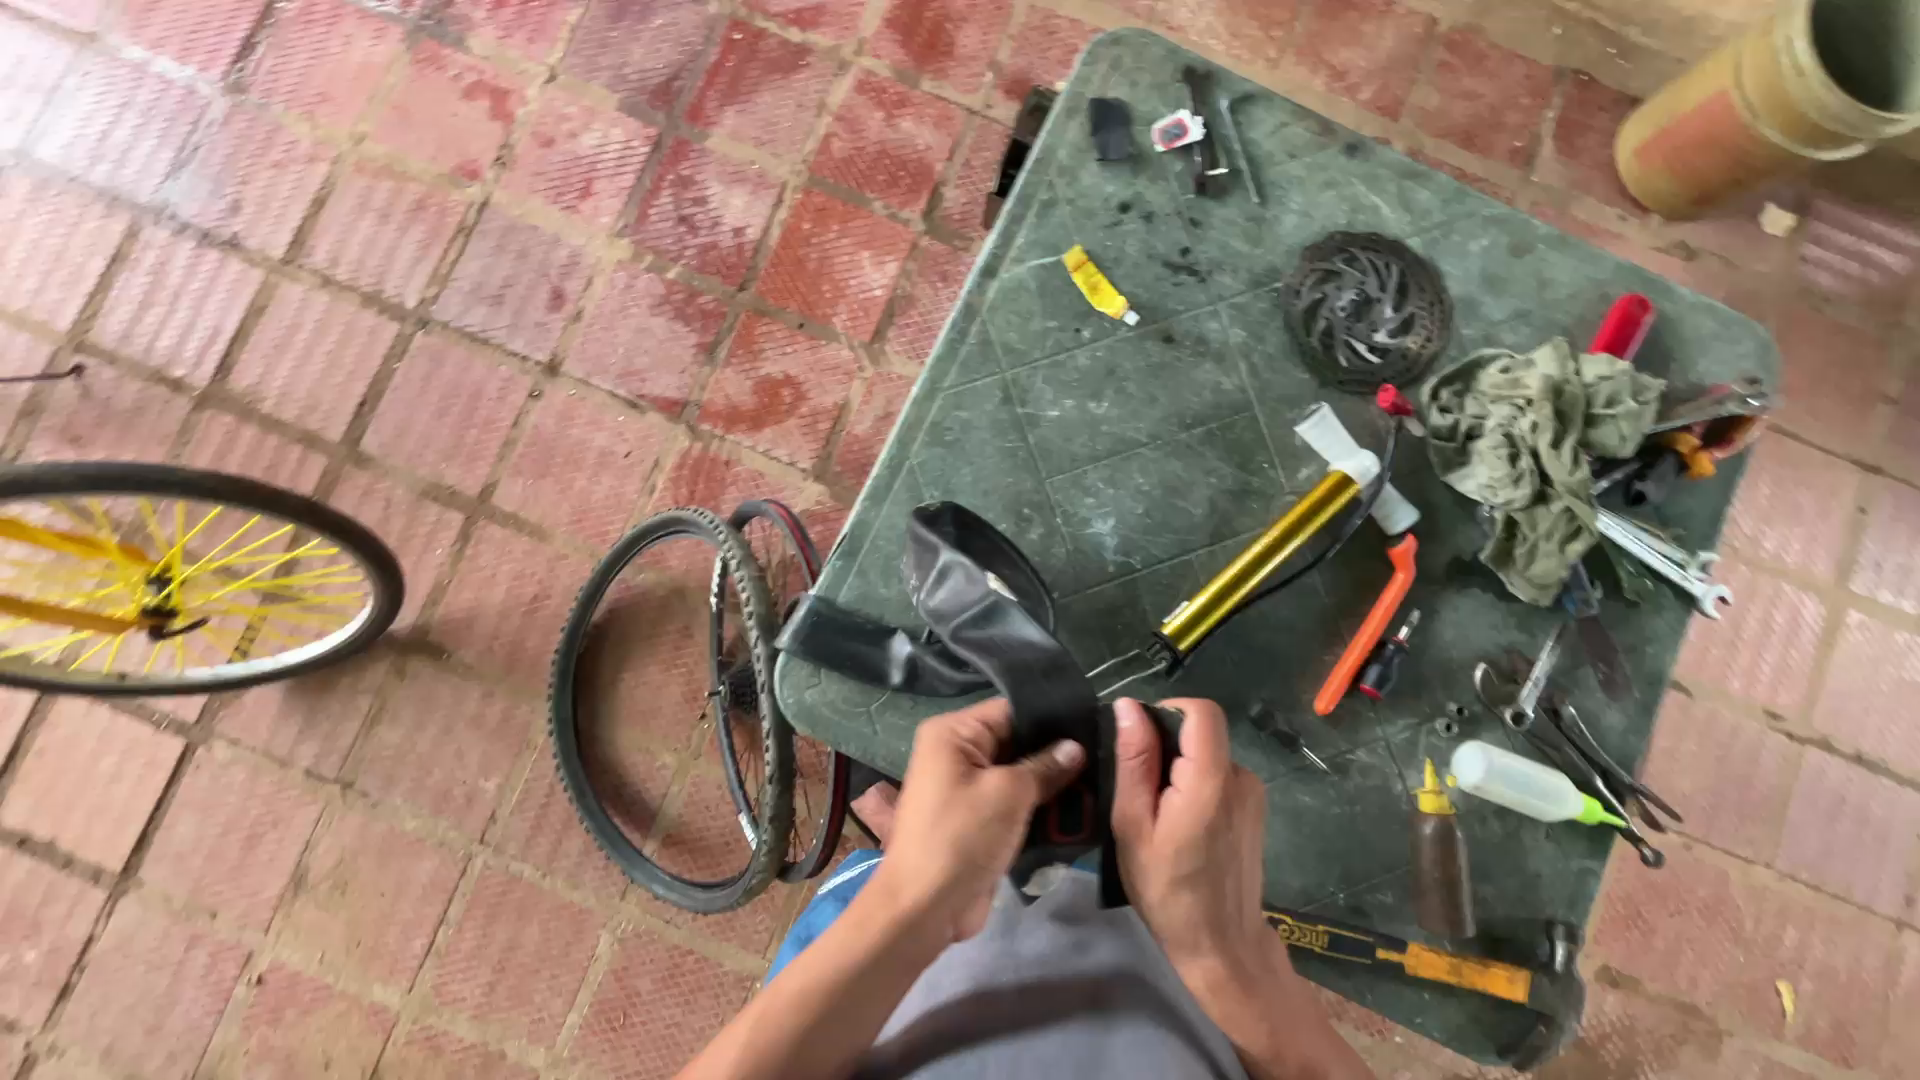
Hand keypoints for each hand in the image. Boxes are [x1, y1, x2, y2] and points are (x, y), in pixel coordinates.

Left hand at [866, 697, 1084, 942]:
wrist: (924, 908)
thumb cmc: (961, 838)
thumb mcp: (1009, 794)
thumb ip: (1046, 766)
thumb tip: (1076, 747)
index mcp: (953, 733)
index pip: (1010, 711)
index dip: (1051, 718)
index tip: (1094, 725)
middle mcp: (957, 753)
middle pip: (1016, 742)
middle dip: (1056, 753)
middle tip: (1104, 757)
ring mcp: (967, 788)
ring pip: (1020, 775)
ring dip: (1053, 784)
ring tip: (1100, 783)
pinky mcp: (978, 820)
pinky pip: (1015, 802)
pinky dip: (1040, 807)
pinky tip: (1078, 811)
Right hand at [1110, 698, 1278, 986]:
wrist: (1221, 947)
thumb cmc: (1166, 890)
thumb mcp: (1133, 825)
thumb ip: (1134, 760)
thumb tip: (1128, 705)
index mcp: (1212, 779)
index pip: (1199, 710)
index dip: (1164, 712)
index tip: (1138, 745)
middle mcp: (1241, 777)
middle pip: (1200, 731)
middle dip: (1165, 747)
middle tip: (1140, 794)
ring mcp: (1253, 793)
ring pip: (1206, 753)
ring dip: (1178, 769)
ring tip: (1158, 816)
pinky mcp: (1254, 808)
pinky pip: (1218, 775)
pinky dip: (1194, 785)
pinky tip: (1180, 825)